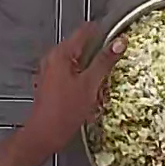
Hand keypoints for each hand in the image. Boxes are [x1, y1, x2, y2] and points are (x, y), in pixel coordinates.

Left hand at [0, 23, 124, 165]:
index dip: (104, 31)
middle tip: (113, 68)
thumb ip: (105, 61)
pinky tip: (90, 96)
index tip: (119, 37)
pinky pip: (73, 75)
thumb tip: (119, 42)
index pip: (85, 30)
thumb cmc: (64, 111)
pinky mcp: (52, 84)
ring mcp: (51, 71)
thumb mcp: (90, 85)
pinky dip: (84, 81)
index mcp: (61, 53)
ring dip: (93, 73)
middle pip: (82, 47)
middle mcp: (53, 58)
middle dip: (99, 57)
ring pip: (79, 63)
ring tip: (101, 88)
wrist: (45, 135)